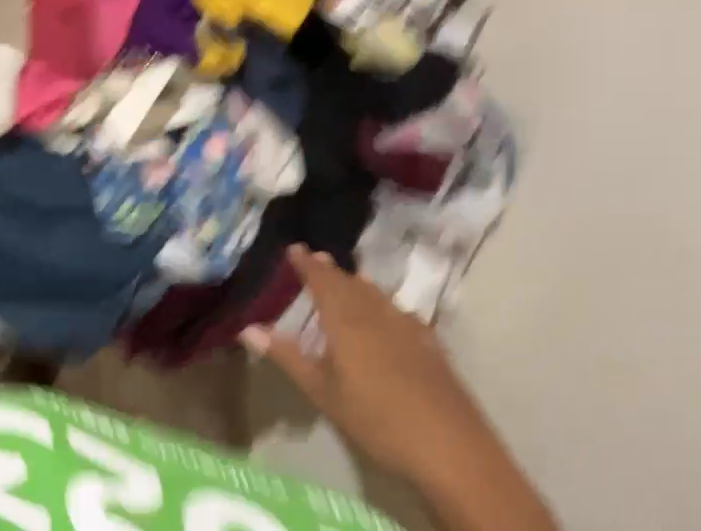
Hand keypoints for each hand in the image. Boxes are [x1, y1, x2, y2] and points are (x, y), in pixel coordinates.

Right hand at [242, 246, 501, 487]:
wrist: (453, 452)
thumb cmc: (377, 419)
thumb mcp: (322, 392)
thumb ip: (287, 356)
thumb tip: (247, 328)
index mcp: (347, 321)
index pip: (323, 281)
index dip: (308, 264)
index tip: (295, 248)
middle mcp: (378, 317)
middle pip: (352, 284)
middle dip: (333, 271)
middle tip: (317, 260)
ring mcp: (411, 332)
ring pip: (379, 297)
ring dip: (360, 285)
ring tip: (349, 280)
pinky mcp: (433, 350)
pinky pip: (402, 314)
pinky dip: (386, 306)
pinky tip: (391, 317)